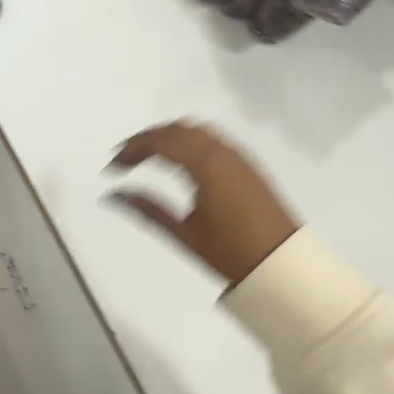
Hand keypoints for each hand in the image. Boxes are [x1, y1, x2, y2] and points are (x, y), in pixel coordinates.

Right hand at [108, 121, 298, 285]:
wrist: (283, 264)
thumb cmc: (230, 253)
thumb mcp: (184, 235)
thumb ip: (147, 210)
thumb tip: (111, 196)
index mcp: (205, 165)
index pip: (160, 143)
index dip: (132, 150)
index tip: (112, 168)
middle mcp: (221, 151)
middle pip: (176, 129)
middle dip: (146, 139)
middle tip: (125, 160)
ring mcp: (238, 155)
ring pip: (196, 130)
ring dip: (169, 136)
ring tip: (149, 157)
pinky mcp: (248, 164)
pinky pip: (212, 138)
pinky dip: (189, 141)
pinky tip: (181, 162)